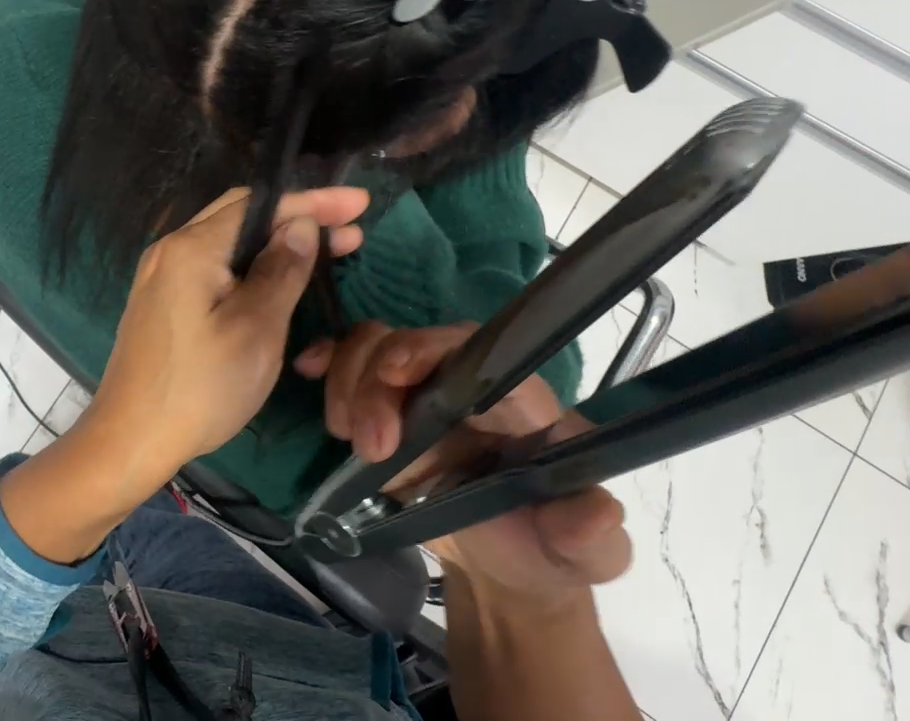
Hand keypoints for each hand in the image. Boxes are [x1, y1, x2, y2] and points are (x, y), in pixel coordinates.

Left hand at [86, 186, 369, 484]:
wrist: (132, 436)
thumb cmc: (201, 386)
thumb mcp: (255, 329)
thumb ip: (281, 271)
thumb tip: (299, 225)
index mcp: (190, 248)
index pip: (258, 205)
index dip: (311, 201)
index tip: (360, 202)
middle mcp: (169, 250)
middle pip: (240, 216)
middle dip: (296, 218)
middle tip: (351, 230)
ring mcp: (161, 276)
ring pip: (227, 242)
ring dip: (275, 242)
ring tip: (329, 250)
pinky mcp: (162, 301)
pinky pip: (212, 266)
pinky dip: (250, 265)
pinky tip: (280, 277)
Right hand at [300, 321, 631, 606]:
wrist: (498, 565)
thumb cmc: (543, 549)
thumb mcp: (581, 555)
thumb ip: (591, 536)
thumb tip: (597, 514)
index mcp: (521, 407)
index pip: (480, 355)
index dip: (432, 349)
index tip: (396, 376)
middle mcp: (467, 384)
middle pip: (412, 344)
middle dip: (376, 384)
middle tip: (368, 447)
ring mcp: (421, 390)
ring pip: (373, 346)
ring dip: (347, 382)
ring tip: (346, 436)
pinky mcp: (383, 402)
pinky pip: (348, 359)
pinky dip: (326, 358)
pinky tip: (311, 371)